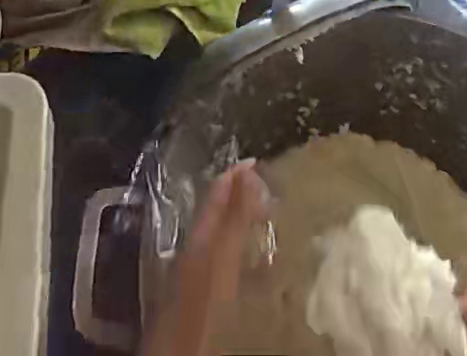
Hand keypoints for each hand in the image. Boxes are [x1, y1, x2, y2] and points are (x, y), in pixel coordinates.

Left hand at [142, 162, 271, 355]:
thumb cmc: (199, 305)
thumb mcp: (220, 256)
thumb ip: (234, 217)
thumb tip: (247, 171)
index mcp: (199, 236)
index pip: (216, 195)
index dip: (235, 176)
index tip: (257, 161)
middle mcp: (196, 252)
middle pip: (220, 216)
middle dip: (242, 199)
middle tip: (271, 190)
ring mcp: (198, 277)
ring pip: (224, 242)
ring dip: (244, 229)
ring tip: (271, 225)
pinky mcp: (203, 302)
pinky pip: (229, 269)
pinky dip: (245, 260)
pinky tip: (259, 272)